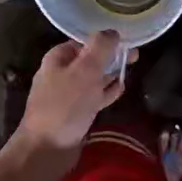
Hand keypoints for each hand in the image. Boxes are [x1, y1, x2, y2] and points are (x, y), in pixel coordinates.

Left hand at [16, 31, 128, 154]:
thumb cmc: (66, 105)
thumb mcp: (85, 71)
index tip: (127, 42)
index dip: (105, 40)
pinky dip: (106, 92)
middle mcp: (61, 73)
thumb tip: (112, 32)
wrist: (47, 148)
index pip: (84, 41)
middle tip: (134, 58)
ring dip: (110, 75)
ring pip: (93, 79)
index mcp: (58, 58)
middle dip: (111, 58)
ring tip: (130, 71)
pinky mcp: (75, 113)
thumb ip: (100, 48)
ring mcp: (67, 94)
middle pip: (90, 59)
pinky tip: (119, 91)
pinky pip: (93, 97)